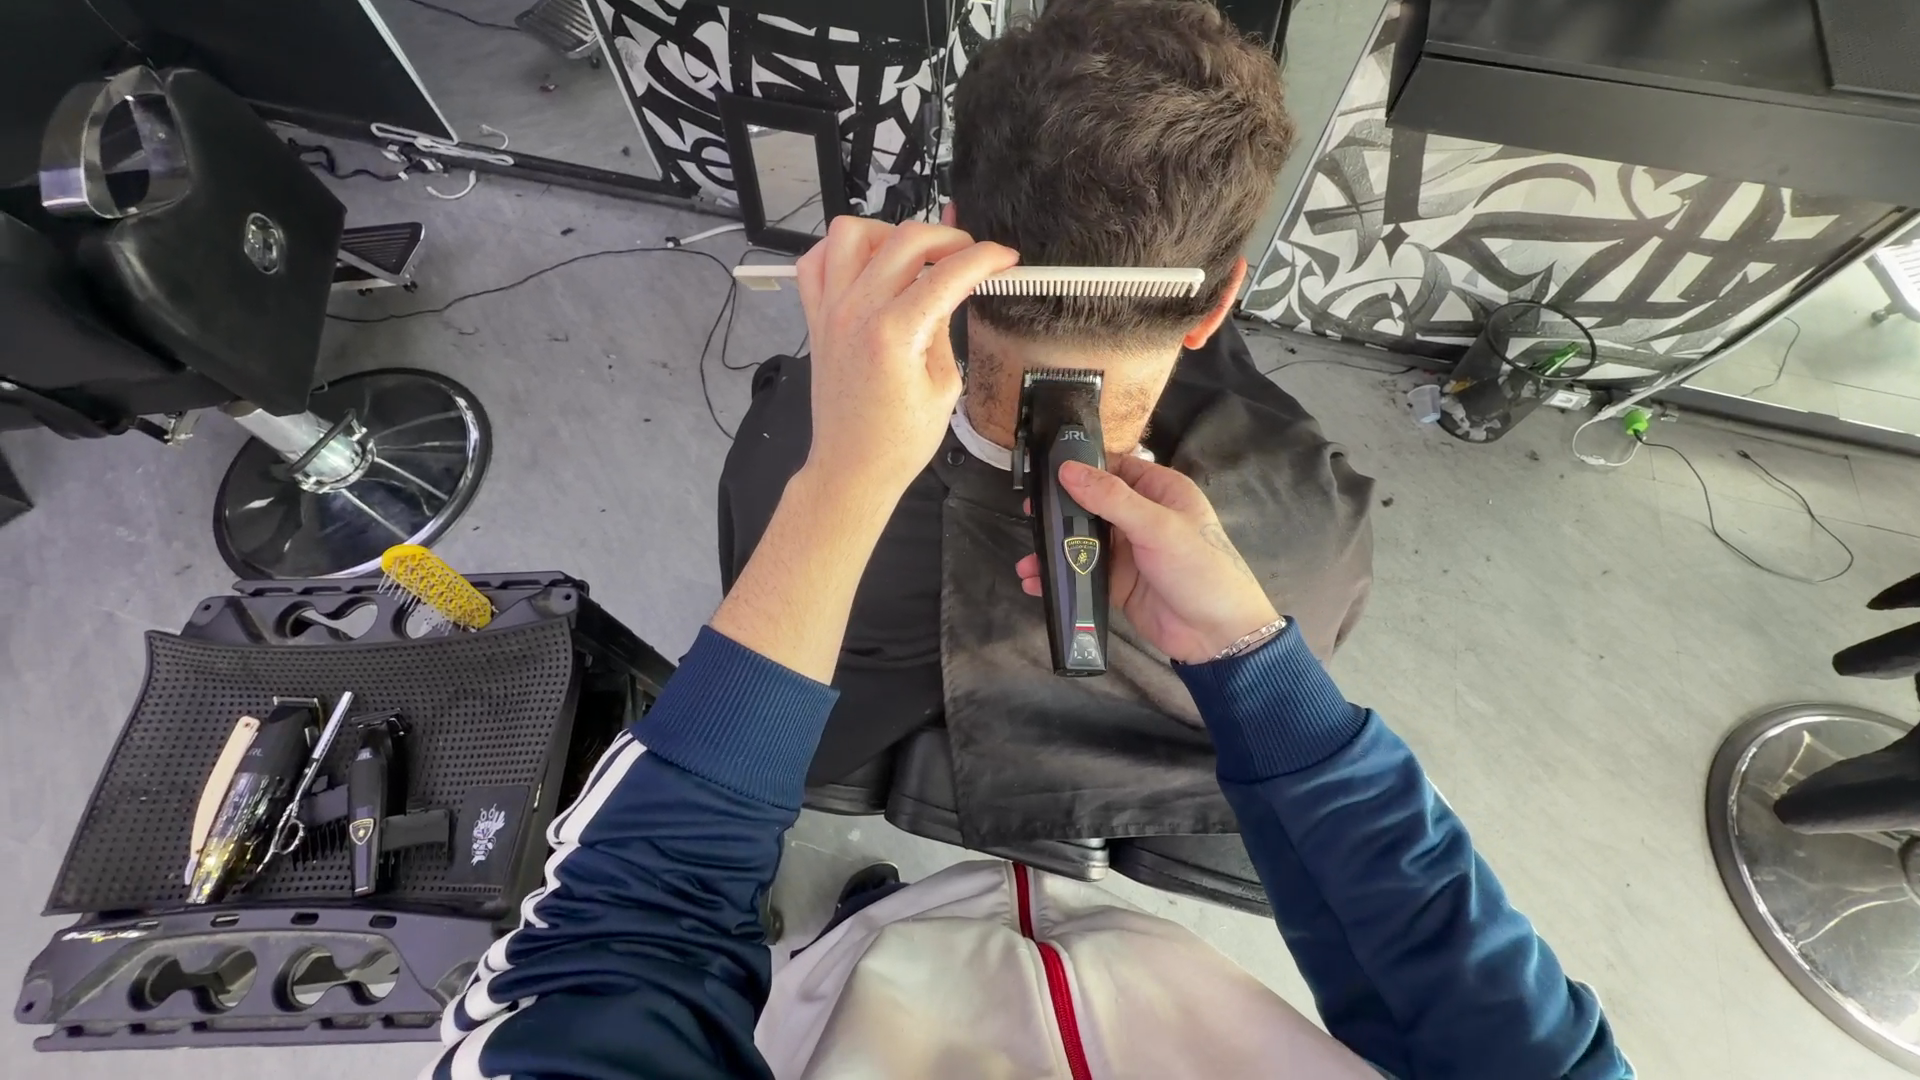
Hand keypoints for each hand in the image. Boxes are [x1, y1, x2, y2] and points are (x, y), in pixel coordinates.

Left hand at [793, 217, 1018, 500]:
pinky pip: (816, 262)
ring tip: (913, 257)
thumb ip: (944, 329)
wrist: (852, 468)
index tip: (1003, 259)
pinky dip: (841, 252)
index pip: (949, 274)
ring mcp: (831, 311)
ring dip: (890, 234)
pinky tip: (867, 266)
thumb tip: (948, 292)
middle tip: (968, 256)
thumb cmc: (896, 442)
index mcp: (896, 333)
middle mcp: (858, 312)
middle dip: (948, 238)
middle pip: (906, 240)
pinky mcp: (817, 320)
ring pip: (853, 233)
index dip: (985, 259)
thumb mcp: (944, 387)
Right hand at [1016, 457, 1279, 664]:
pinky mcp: (1118, 582)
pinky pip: (1083, 572)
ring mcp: (1129, 551)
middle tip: (1029, 515)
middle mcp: (1143, 516)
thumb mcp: (1157, 528)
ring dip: (1055, 549)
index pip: (1115, 468)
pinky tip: (1037, 582)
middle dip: (1059, 512)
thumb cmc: (1199, 569)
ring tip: (1028, 562)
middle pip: (1092, 505)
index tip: (1046, 473)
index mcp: (1161, 491)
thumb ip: (1111, 499)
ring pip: (1083, 541)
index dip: (1083, 468)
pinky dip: (1060, 576)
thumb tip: (1067, 470)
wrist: (1217, 635)